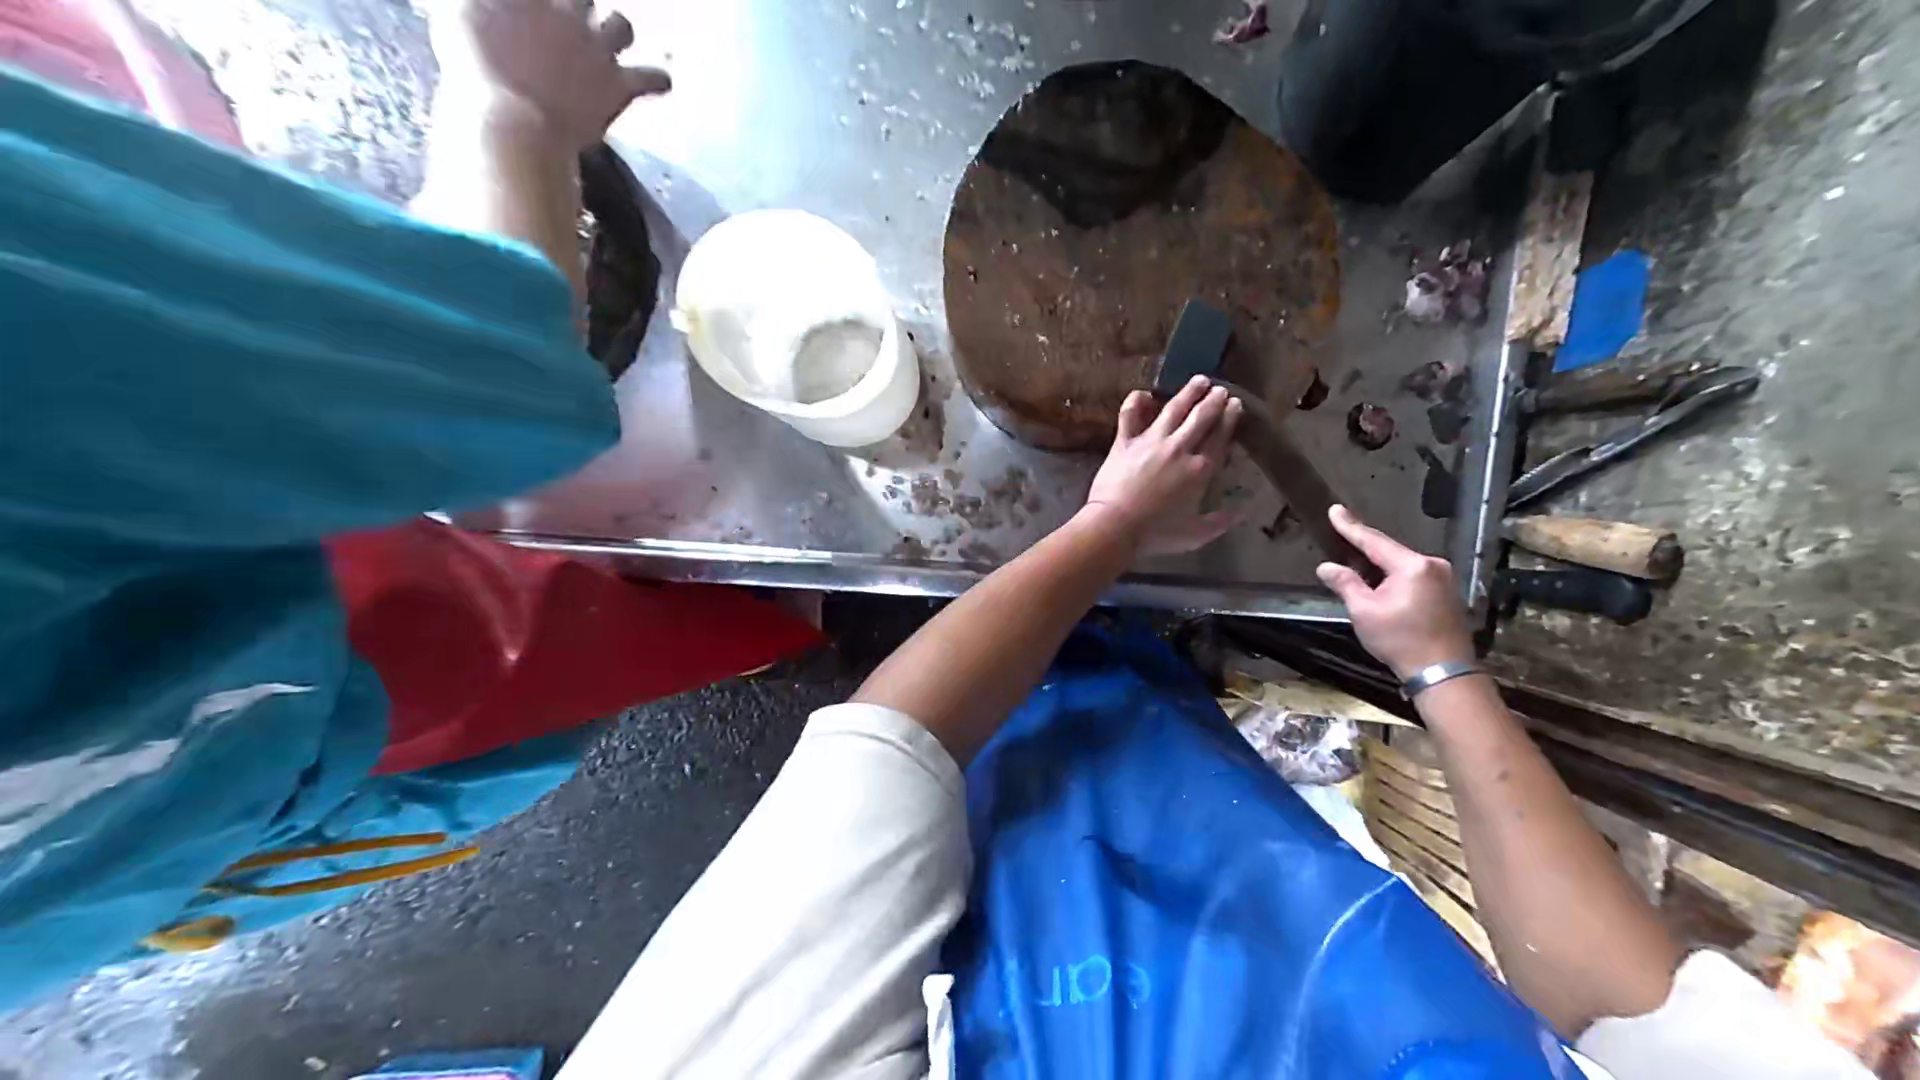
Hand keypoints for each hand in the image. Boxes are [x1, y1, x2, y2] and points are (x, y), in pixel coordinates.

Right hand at [427, 0, 671, 150]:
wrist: (514, 118)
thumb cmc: (474, 66)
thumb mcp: (454, 13)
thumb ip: (471, 3)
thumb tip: (481, 6)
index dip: (549, 4)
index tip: (540, 13)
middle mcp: (568, 12)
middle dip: (579, 3)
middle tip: (574, 13)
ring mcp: (598, 48)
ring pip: (622, 25)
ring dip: (619, 30)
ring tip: (614, 39)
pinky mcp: (618, 86)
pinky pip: (654, 78)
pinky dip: (659, 79)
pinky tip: (662, 81)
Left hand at [1083, 377, 1242, 555]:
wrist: (1116, 526)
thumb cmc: (1156, 534)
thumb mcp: (1195, 535)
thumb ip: (1219, 522)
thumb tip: (1241, 513)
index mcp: (1200, 470)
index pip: (1220, 437)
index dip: (1230, 419)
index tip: (1235, 405)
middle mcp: (1179, 449)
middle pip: (1201, 418)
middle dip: (1213, 400)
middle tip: (1220, 389)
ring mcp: (1151, 442)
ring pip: (1173, 409)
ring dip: (1187, 393)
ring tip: (1198, 380)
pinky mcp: (1124, 442)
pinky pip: (1130, 415)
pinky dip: (1136, 402)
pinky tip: (1143, 393)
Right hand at [1315, 505, 1475, 678]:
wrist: (1443, 672)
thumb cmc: (1400, 639)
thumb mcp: (1364, 611)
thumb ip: (1345, 583)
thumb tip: (1327, 566)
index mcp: (1412, 566)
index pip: (1373, 541)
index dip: (1350, 527)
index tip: (1334, 510)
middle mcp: (1432, 566)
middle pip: (1390, 552)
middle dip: (1365, 550)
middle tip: (1342, 541)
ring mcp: (1444, 579)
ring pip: (1401, 565)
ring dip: (1379, 567)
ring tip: (1357, 569)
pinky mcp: (1447, 594)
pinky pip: (1413, 576)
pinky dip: (1394, 578)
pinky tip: (1381, 586)